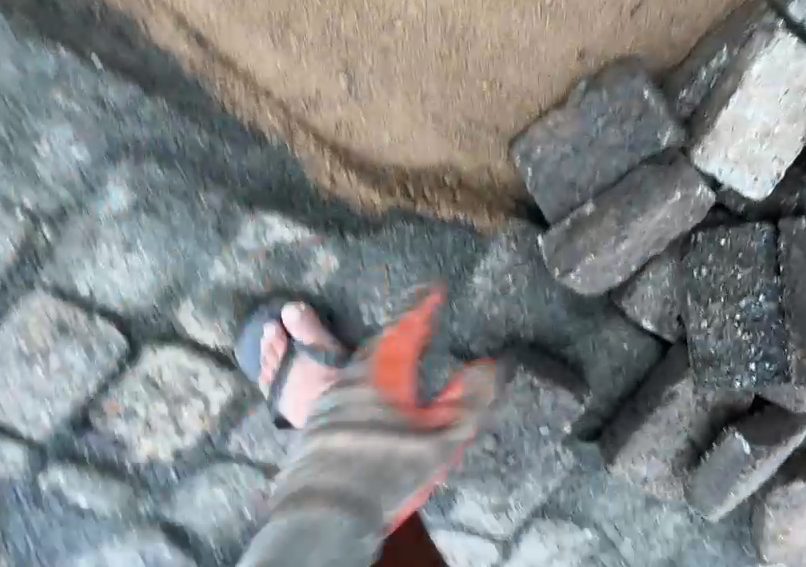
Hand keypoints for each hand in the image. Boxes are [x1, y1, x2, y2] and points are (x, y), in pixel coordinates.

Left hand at [237, 286, 499, 566]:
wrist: (325, 515)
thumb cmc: (389, 471)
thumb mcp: (443, 437)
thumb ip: (468, 397)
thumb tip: (488, 365)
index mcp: (387, 370)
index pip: (408, 326)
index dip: (422, 306)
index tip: (435, 289)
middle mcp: (357, 375)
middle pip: (381, 342)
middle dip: (401, 328)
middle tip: (417, 320)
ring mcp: (332, 398)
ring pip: (361, 362)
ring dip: (381, 352)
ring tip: (396, 351)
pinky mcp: (318, 422)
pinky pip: (347, 383)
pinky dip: (364, 376)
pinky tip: (370, 391)